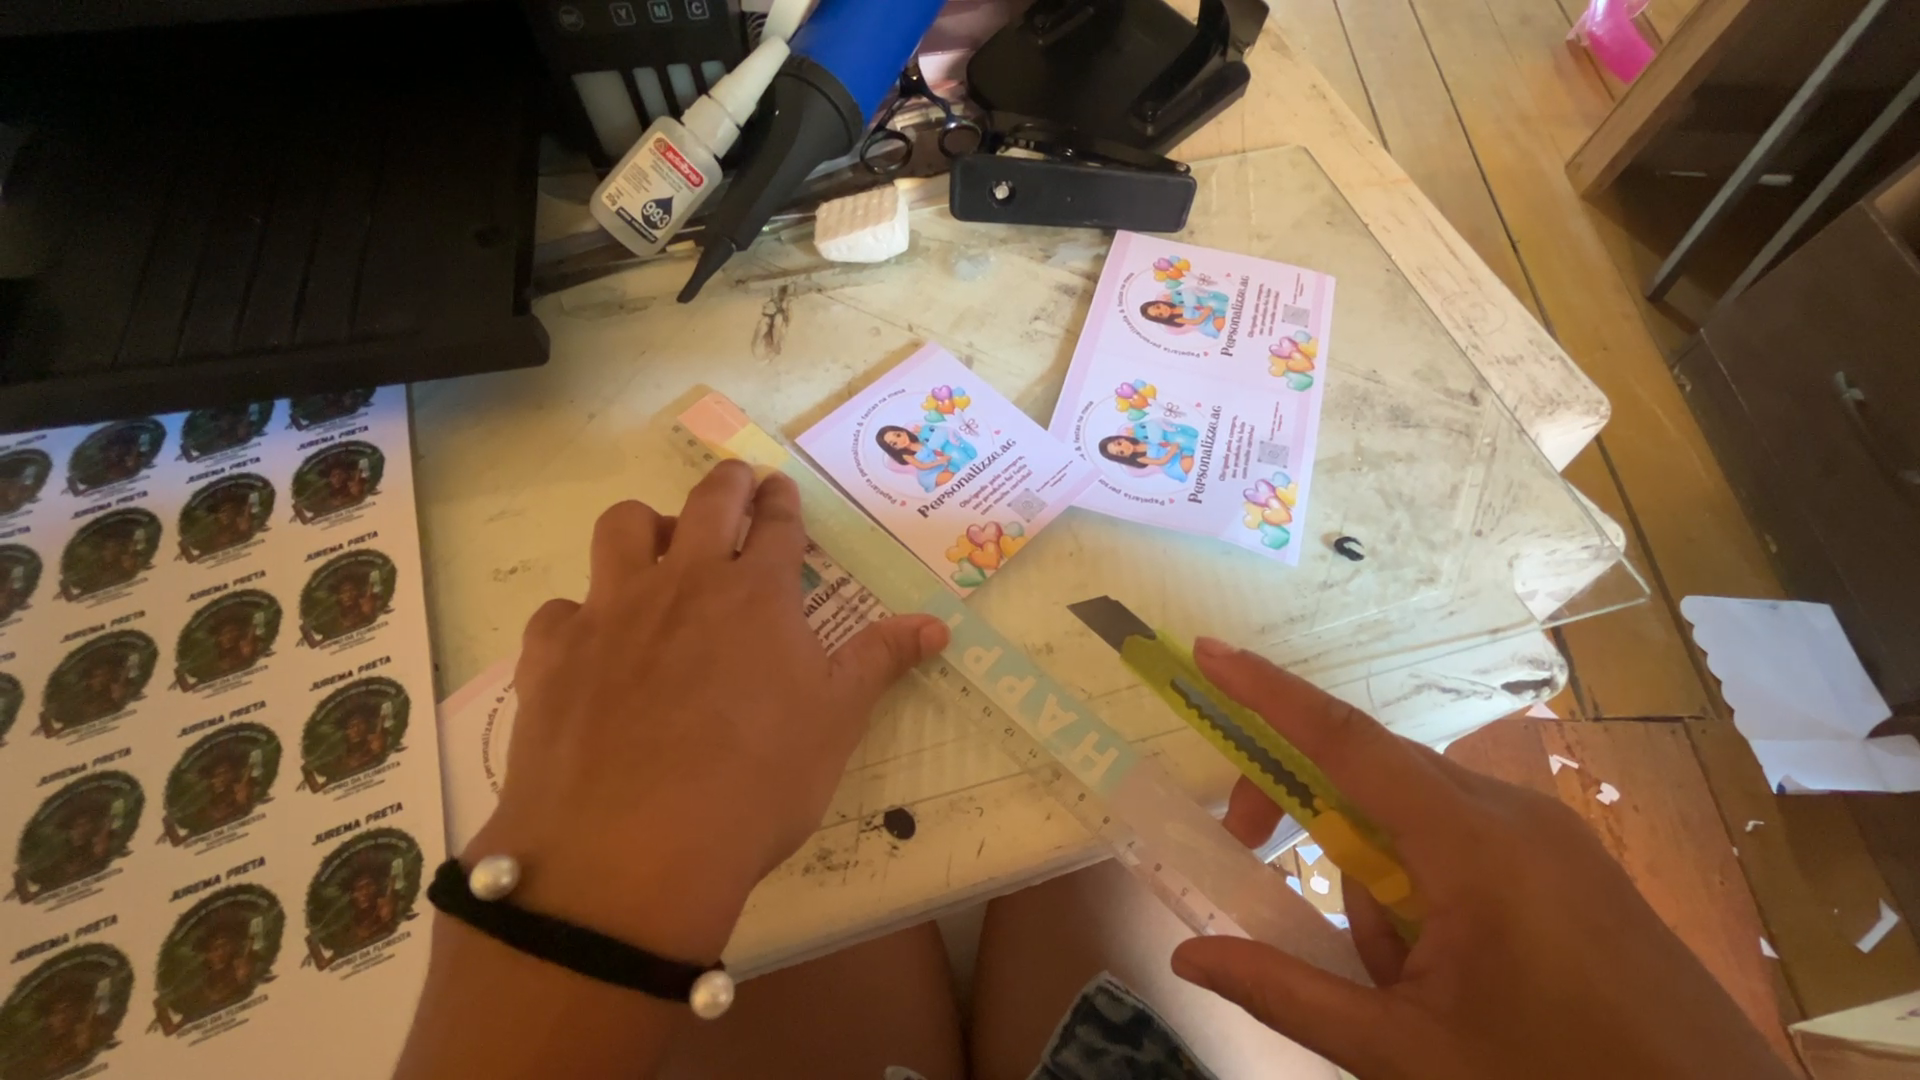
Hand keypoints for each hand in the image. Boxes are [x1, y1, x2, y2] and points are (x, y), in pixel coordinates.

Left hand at [465, 462, 948, 960]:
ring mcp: (611, 614)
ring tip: (662, 551)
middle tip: (738, 484)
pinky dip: (582, 616)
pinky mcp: (553, 656)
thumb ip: (881, 661)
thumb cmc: (758, 783)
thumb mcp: (836, 722)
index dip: (783, 501)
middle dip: (729, 484)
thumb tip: (937, 624)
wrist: (633, 852)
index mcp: (756, 595)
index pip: (776, 524)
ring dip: (648, 526)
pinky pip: (562, 611)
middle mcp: (683, 584)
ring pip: (622, 529)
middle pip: (707, 502)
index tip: (782, 489)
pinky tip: (594, 648)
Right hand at [1169, 640, 1794, 1079]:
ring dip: (1371, 878)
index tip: (1209, 653)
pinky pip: (1457, 841)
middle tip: (1252, 853)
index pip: (1344, 741)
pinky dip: (1418, 886)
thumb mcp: (1408, 1057)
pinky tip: (1444, 968)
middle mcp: (1510, 814)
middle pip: (1367, 774)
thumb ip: (1288, 995)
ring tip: (1399, 979)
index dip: (1268, 692)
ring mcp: (1546, 835)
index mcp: (1475, 845)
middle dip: (1301, 808)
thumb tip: (1187, 957)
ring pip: (1410, 817)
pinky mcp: (1565, 863)